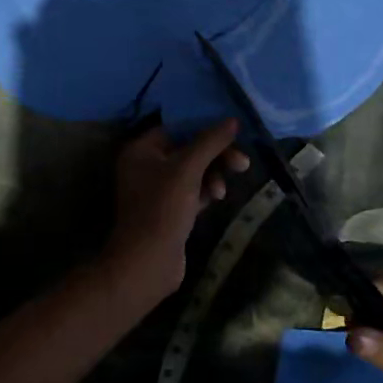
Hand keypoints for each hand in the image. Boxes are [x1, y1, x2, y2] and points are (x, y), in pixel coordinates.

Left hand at [103, 118, 249, 293]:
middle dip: (215, 156)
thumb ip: (209, 143)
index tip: (233, 133)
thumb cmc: (163, 209)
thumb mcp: (187, 170)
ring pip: (193, 172)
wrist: (148, 262)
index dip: (205, 128)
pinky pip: (192, 191)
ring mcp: (157, 190)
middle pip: (188, 150)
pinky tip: (217, 198)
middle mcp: (145, 166)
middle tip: (241, 163)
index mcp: (141, 151)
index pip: (176, 128)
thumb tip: (232, 120)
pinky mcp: (169, 210)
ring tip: (222, 191)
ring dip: (212, 176)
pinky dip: (206, 191)